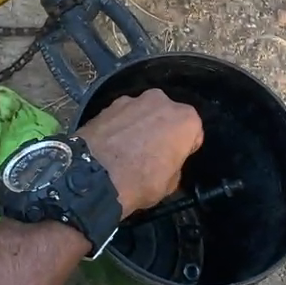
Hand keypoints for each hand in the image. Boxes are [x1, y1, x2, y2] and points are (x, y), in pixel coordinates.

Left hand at [77, 89, 203, 216]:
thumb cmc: (140, 182)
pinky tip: (111, 145)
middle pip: (166, 117)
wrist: (93, 177)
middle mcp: (161, 101)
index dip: (184, 148)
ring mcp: (131, 100)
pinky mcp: (107, 105)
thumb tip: (165, 163)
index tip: (173, 160)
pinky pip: (120, 117)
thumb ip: (174, 166)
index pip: (192, 133)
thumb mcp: (169, 184)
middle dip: (161, 130)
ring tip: (126, 150)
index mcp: (186, 119)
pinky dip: (119, 127)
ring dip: (139, 126)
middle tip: (150, 153)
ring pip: (142, 114)